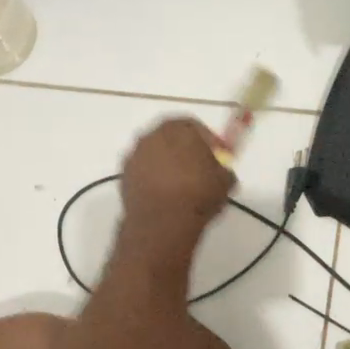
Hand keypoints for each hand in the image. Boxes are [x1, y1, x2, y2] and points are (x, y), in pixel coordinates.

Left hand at [118, 117, 234, 252]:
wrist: (162, 222)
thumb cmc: (198, 195)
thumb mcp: (225, 181)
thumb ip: (224, 169)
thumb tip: (222, 172)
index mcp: (178, 128)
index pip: (195, 126)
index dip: (209, 141)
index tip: (219, 156)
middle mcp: (152, 134)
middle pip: (172, 138)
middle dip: (185, 151)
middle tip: (199, 170)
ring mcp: (134, 155)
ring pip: (156, 156)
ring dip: (168, 166)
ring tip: (181, 187)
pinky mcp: (124, 176)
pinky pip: (144, 173)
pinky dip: (153, 180)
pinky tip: (165, 198)